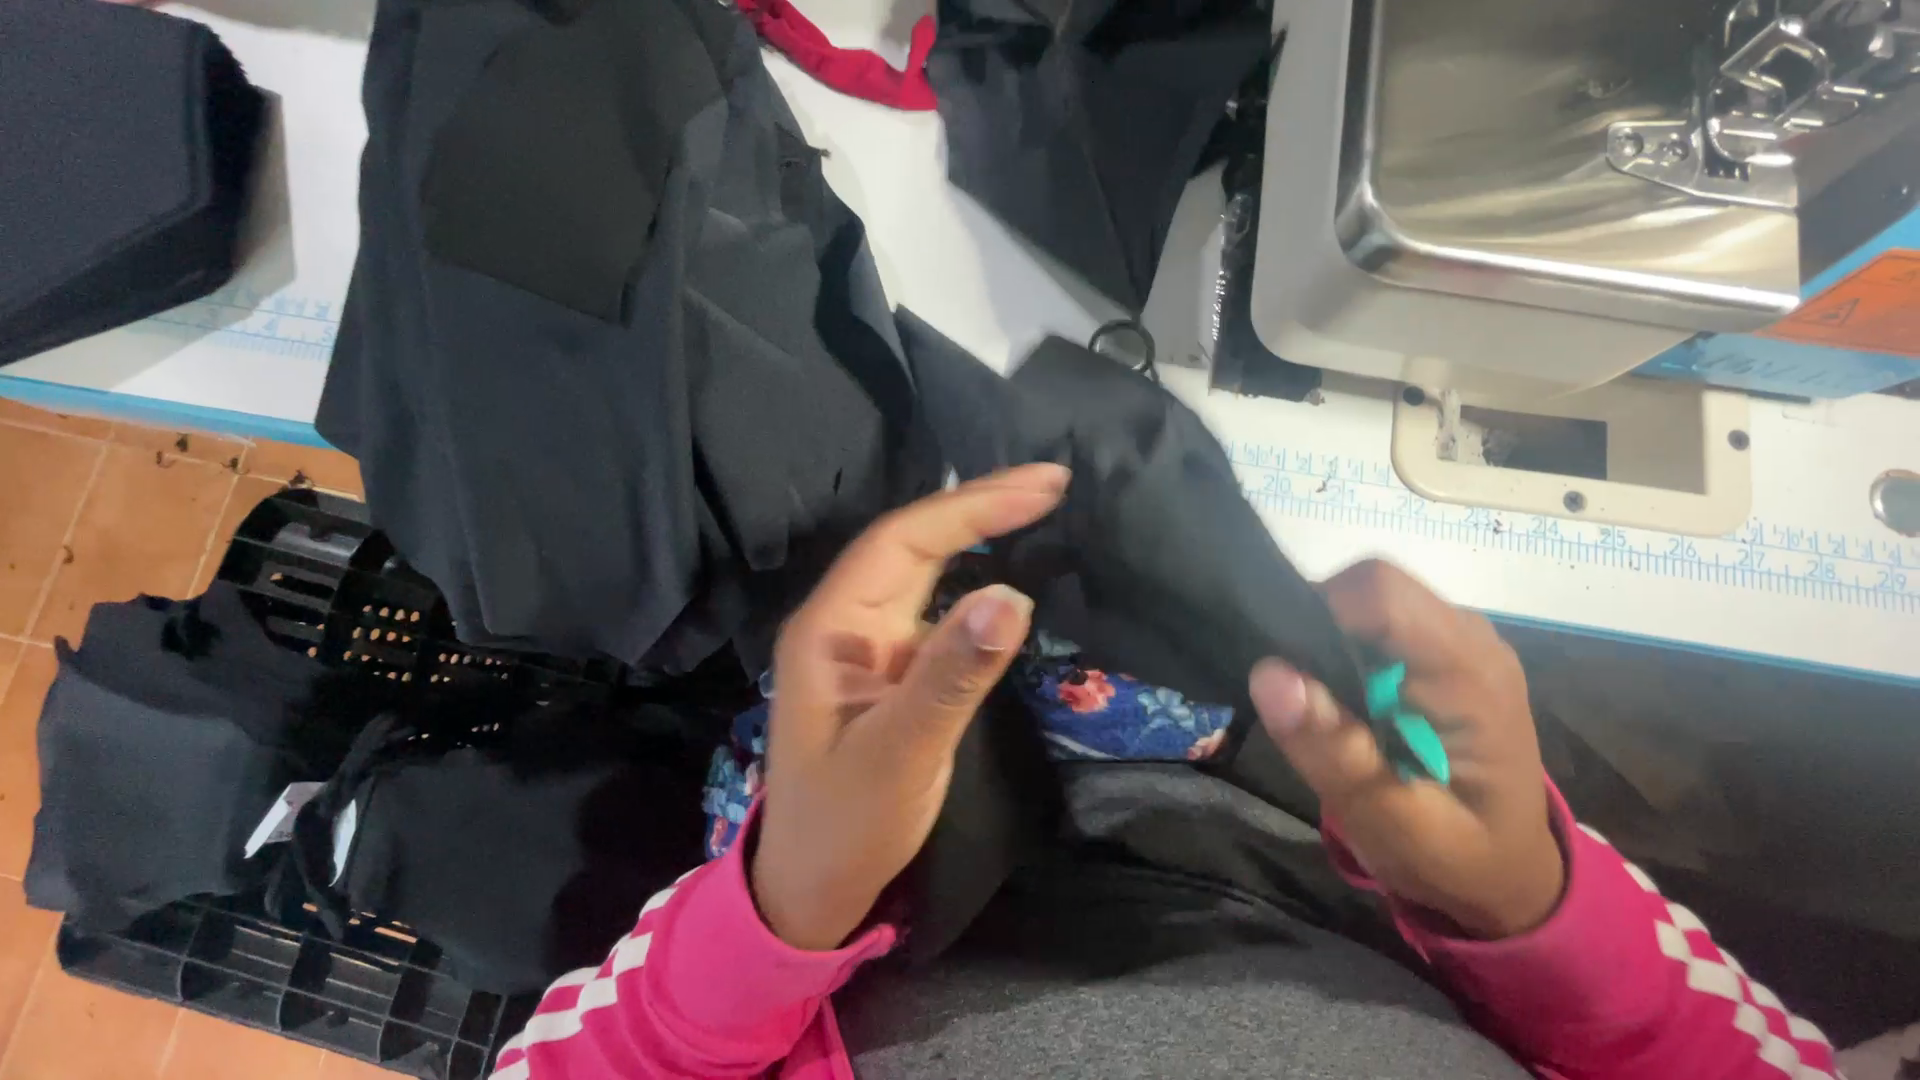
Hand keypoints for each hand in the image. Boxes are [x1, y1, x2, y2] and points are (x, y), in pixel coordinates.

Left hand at [750, 465, 1068, 950]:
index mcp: (830, 627)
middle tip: (1053, 482)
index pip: (902, 541)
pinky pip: (934, 606)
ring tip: (1038, 502)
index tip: (1039, 489)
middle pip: (912, 542)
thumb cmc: (846, 823)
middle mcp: (846, 621)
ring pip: (922, 569)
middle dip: (979, 506)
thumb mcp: (900, 753)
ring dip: (977, 533)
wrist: (814, 884)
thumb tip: (1012, 596)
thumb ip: (950, 676)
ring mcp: (869, 643)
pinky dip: (973, 576)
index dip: (969, 508)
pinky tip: (1004, 562)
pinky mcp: (892, 668)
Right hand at [1248, 560, 1564, 938]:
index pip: (1380, 592)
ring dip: (1328, 643)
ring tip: (1326, 708)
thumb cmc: (1457, 858)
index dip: (1319, 613)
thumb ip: (1336, 755)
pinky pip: (1375, 622)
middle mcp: (1469, 639)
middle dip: (1319, 632)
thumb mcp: (1394, 827)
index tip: (1291, 668)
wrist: (1510, 878)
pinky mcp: (1440, 651)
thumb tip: (1270, 672)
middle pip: (1368, 588)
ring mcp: (1457, 642)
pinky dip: (1342, 651)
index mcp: (1469, 674)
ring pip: (1366, 601)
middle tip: (1307, 702)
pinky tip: (1346, 704)